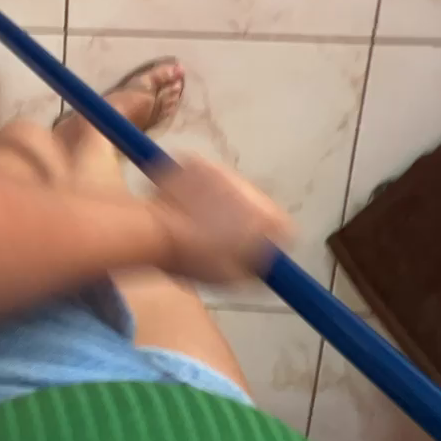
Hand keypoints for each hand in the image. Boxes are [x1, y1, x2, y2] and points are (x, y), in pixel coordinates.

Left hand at [152, 156, 291, 283]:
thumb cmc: (195, 259)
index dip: (270, 241)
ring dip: (220, 200)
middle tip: (219, 235)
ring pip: (229, 188)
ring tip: (196, 218)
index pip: (285, 229)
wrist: (155, 229)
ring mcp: (222, 170)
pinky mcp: (196, 161)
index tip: (253, 250)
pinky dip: (197, 185)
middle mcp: (251, 189)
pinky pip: (203, 175)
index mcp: (266, 218)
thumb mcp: (234, 278)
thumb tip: (262, 262)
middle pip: (256, 205)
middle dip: (242, 217)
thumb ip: (258, 268)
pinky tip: (184, 203)